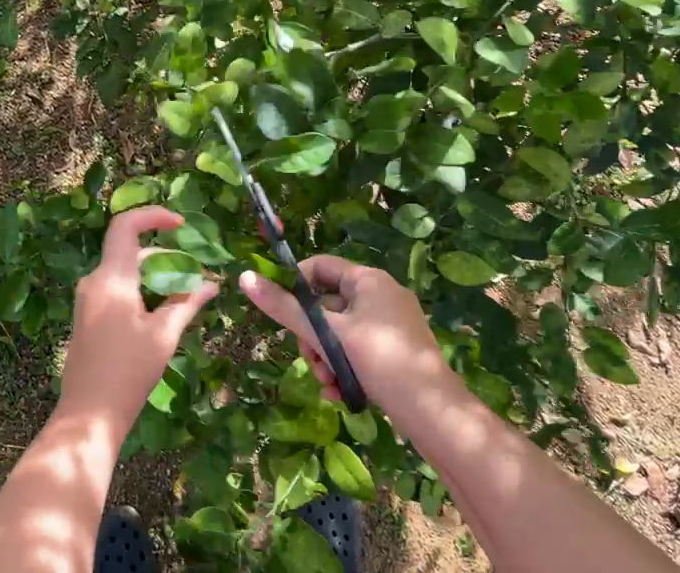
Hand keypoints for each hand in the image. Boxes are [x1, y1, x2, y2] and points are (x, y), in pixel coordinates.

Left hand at [58, 206, 218, 424]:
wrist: (88, 414)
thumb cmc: (128, 372)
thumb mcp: (164, 335)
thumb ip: (187, 303)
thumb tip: (213, 283)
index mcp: (111, 278)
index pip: (125, 226)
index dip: (152, 216)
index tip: (181, 224)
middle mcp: (94, 281)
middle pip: (129, 250)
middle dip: (165, 256)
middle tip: (196, 275)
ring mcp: (88, 299)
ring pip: (124, 271)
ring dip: (155, 275)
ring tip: (185, 296)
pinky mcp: (87, 316)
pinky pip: (116, 288)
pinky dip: (141, 290)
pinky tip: (163, 312)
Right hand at [240, 256, 441, 403]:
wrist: (434, 413)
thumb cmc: (380, 360)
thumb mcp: (326, 334)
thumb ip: (285, 308)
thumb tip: (245, 278)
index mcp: (368, 280)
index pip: (319, 266)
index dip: (294, 285)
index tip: (280, 312)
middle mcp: (382, 295)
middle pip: (327, 305)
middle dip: (311, 336)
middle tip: (309, 359)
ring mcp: (392, 325)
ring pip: (340, 333)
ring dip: (325, 357)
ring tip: (327, 382)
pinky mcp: (397, 353)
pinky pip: (359, 351)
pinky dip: (345, 369)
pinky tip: (339, 393)